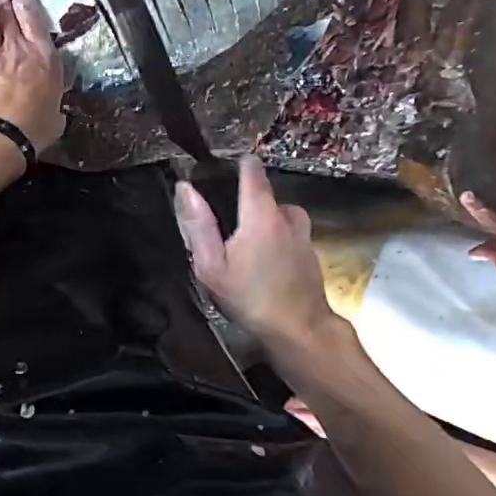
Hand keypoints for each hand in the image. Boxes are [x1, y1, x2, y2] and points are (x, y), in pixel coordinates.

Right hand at [175, 156, 334, 345]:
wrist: (300, 329)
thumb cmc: (250, 298)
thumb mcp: (212, 266)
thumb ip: (198, 224)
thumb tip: (185, 187)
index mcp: (261, 213)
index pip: (252, 169)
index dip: (235, 166)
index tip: (219, 174)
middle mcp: (286, 214)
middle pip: (261, 195)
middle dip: (242, 207)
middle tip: (224, 236)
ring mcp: (303, 231)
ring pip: (274, 215)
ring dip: (259, 225)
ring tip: (241, 254)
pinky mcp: (309, 249)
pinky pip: (286, 233)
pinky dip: (273, 241)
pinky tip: (262, 267)